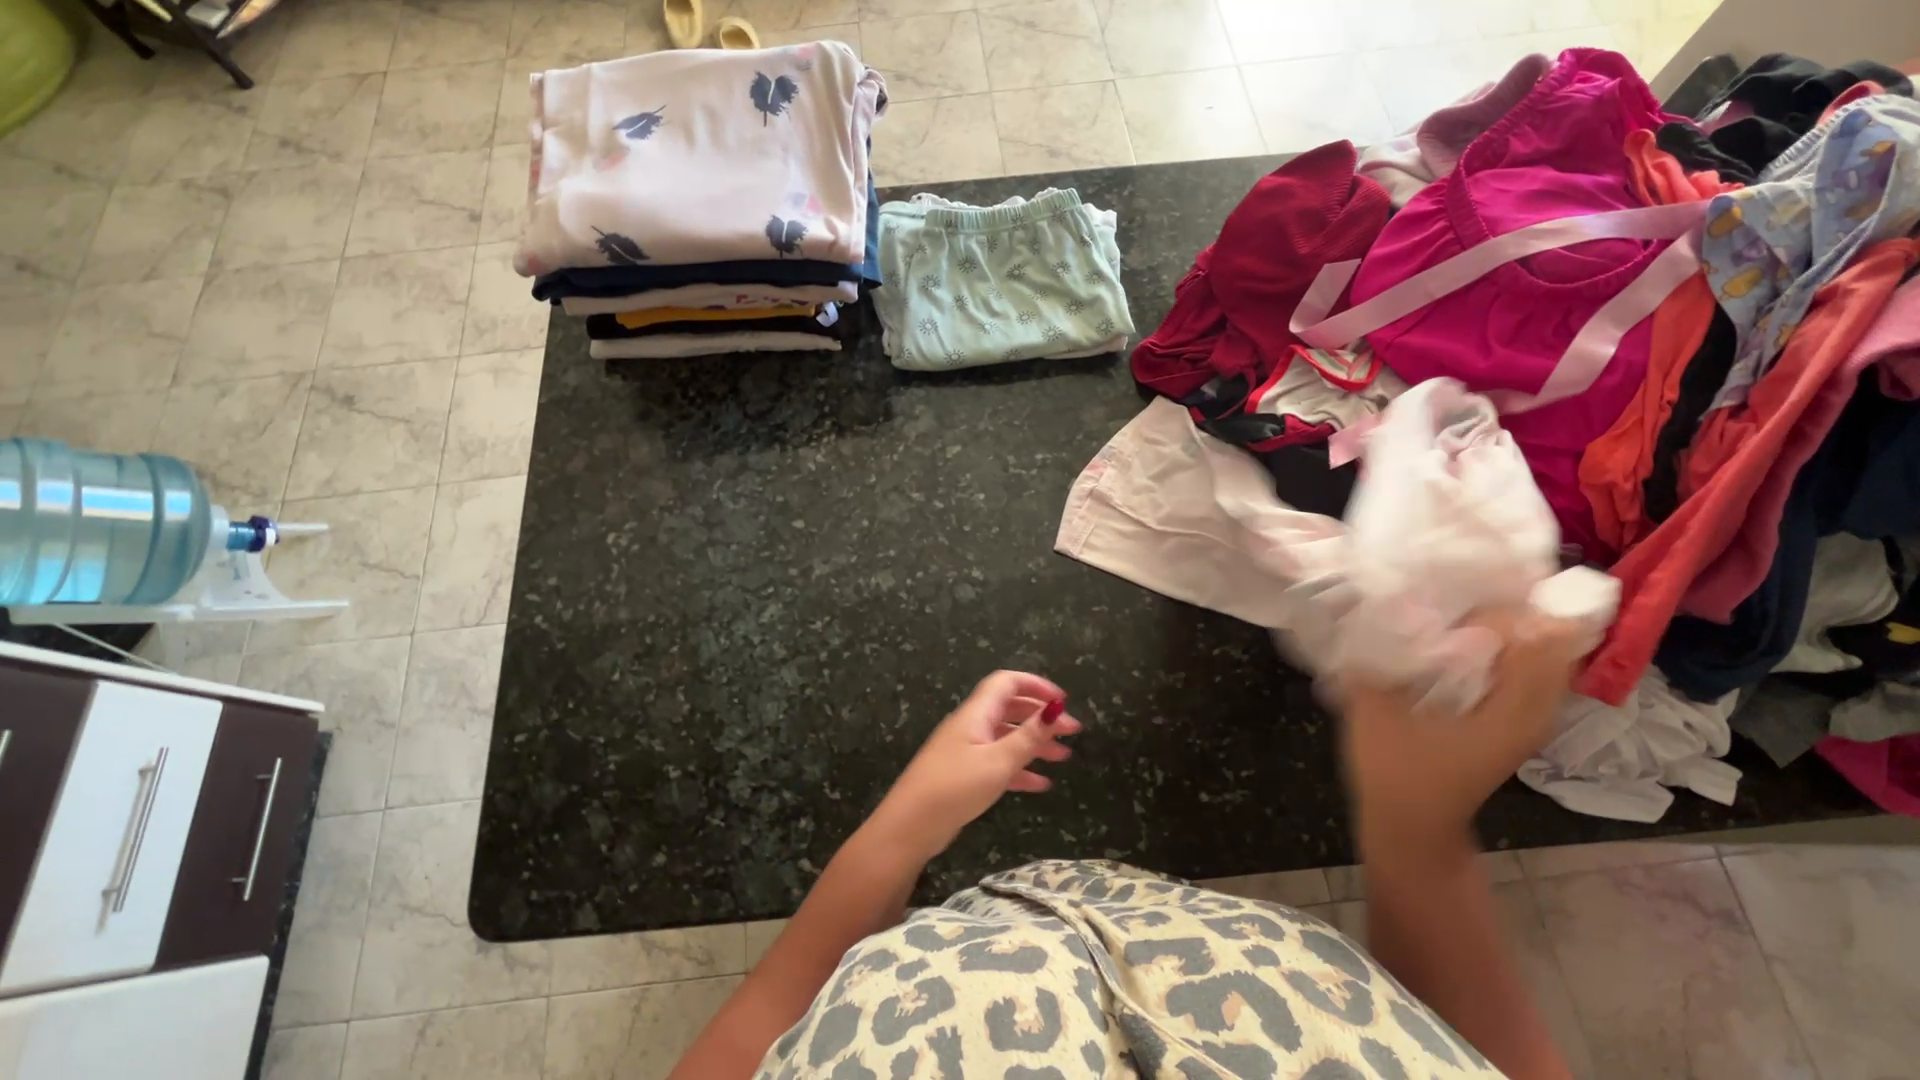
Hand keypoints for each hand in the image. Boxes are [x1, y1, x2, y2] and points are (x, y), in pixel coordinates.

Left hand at [869, 670, 1081, 859]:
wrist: (909, 827)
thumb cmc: (955, 788)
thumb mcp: (998, 761)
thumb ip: (1029, 736)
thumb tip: (1056, 707)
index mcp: (976, 713)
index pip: (1007, 682)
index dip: (1036, 685)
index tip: (1064, 701)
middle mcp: (971, 725)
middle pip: (1010, 709)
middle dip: (1041, 717)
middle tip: (1073, 732)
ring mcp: (965, 750)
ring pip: (1006, 737)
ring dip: (1035, 744)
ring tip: (1064, 758)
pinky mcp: (964, 775)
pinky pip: (997, 763)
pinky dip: (1020, 769)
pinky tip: (1042, 785)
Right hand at [1337, 610, 1579, 858]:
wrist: (1411, 830)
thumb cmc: (1396, 775)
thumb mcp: (1377, 713)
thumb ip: (1376, 661)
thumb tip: (1374, 607)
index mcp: (1512, 709)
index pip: (1533, 635)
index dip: (1499, 606)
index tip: (1456, 590)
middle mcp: (1536, 711)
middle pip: (1551, 639)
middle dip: (1511, 607)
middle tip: (1461, 586)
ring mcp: (1529, 718)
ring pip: (1543, 654)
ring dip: (1509, 626)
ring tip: (1460, 605)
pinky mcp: (1515, 721)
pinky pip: (1527, 671)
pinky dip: (1505, 648)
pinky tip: (1462, 639)